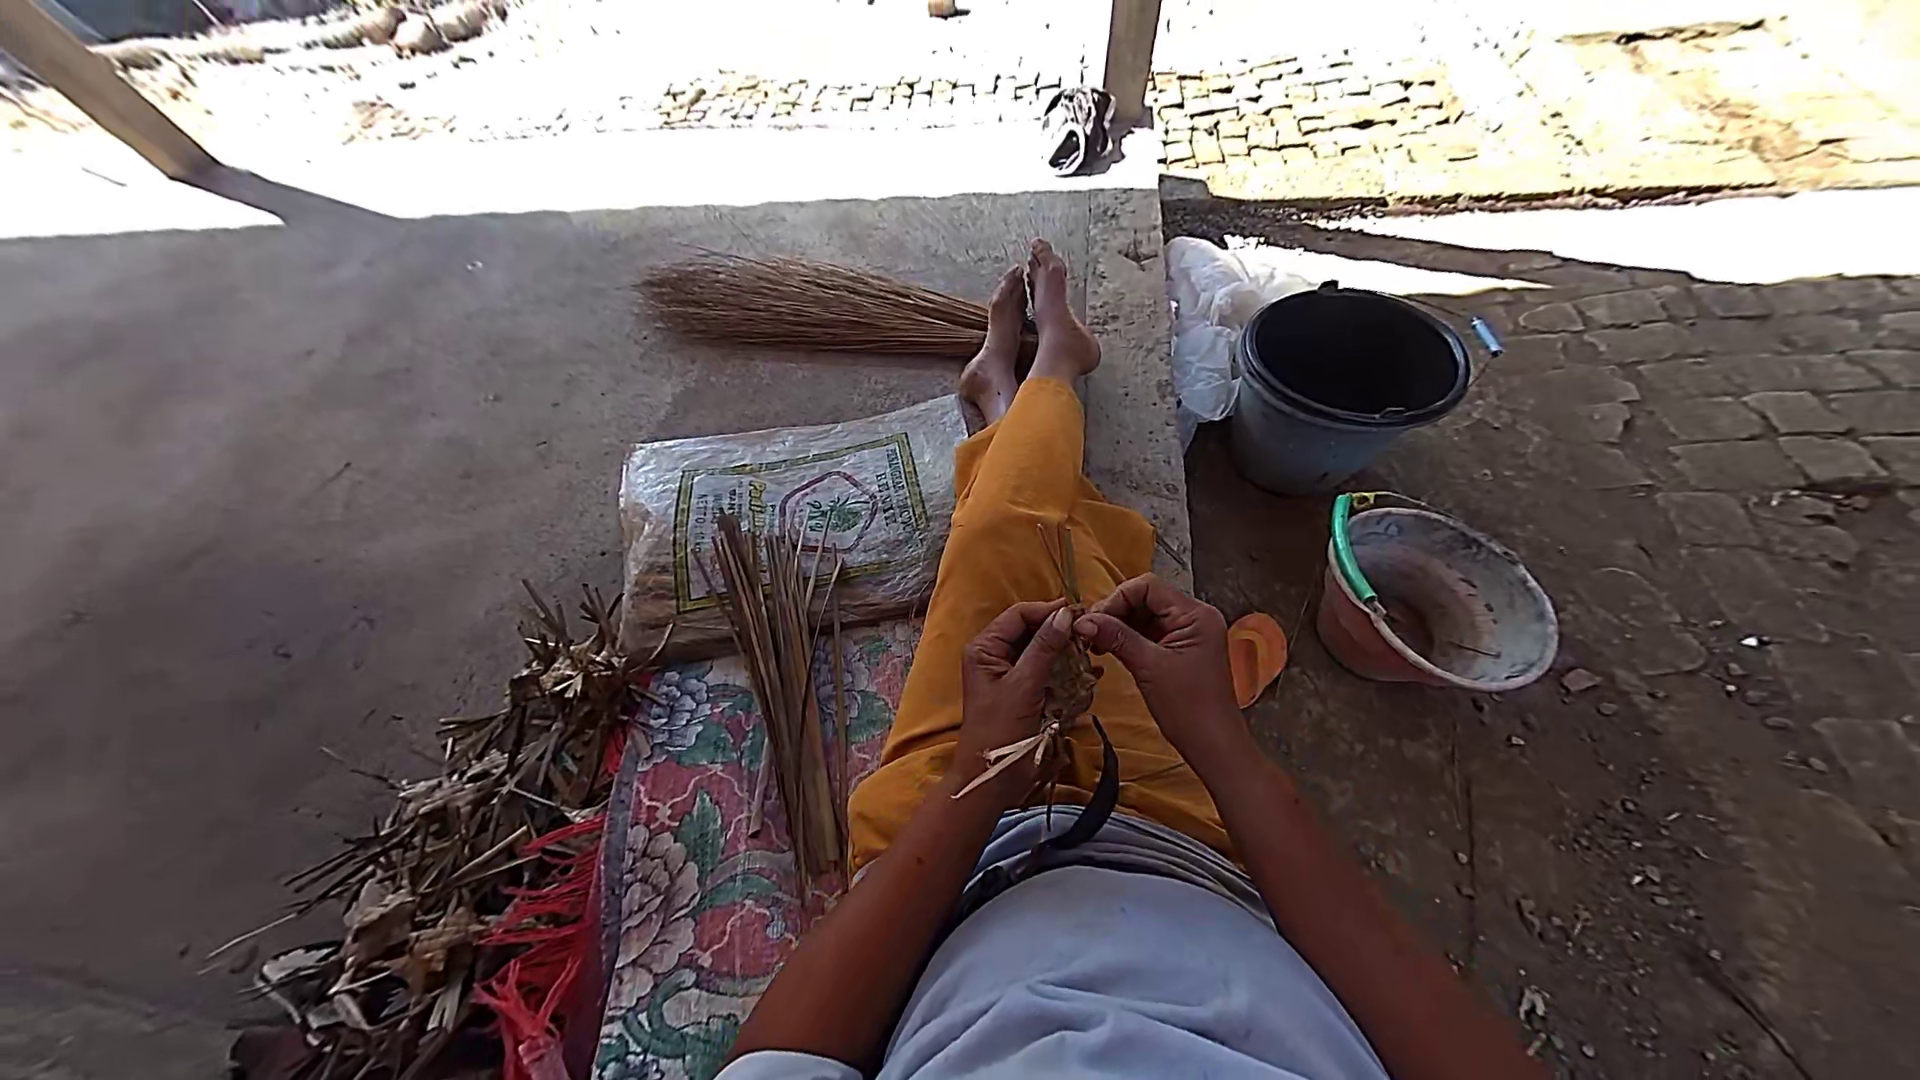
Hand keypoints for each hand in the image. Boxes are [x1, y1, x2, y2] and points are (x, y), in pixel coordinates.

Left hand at [953, 599, 1073, 805]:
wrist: (993, 777)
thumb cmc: (1000, 730)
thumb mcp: (1024, 686)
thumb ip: (1044, 648)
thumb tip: (1064, 615)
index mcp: (985, 648)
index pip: (1018, 615)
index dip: (1047, 611)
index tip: (1079, 613)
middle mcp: (994, 655)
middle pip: (1031, 630)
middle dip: (1059, 632)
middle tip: (1088, 633)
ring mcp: (1009, 673)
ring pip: (1041, 649)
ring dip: (1065, 651)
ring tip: (1089, 652)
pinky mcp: (1024, 690)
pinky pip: (1046, 670)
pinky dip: (1064, 670)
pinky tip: (1086, 671)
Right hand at [1073, 575, 1249, 772]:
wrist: (1213, 746)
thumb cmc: (1187, 707)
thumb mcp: (1148, 666)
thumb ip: (1116, 637)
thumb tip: (1081, 621)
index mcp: (1196, 615)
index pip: (1147, 587)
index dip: (1116, 599)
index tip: (1094, 621)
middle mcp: (1195, 617)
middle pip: (1145, 598)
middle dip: (1115, 612)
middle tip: (1089, 633)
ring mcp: (1188, 633)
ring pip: (1144, 615)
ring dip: (1118, 625)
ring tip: (1096, 643)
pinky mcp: (1180, 649)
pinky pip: (1149, 632)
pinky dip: (1127, 638)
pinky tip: (1109, 649)